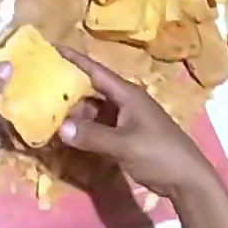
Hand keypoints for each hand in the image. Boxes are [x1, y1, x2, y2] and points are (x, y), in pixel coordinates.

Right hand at [56, 47, 222, 200]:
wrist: (187, 180)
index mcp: (127, 94)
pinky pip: (98, 127)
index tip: (52, 47)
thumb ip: (93, 136)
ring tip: (47, 111)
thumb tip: (61, 127)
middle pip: (91, 90)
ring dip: (74, 112)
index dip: (74, 58)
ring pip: (93, 110)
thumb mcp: (125, 145)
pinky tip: (66, 135)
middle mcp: (124, 101)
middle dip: (68, 87)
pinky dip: (83, 129)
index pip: (95, 70)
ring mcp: (125, 119)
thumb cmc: (159, 154)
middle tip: (40, 85)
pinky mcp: (125, 136)